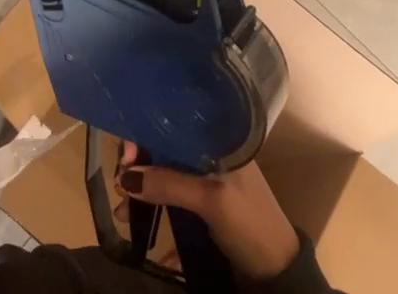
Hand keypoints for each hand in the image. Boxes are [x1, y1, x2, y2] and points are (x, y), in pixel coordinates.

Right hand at [118, 143, 300, 281]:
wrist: (277, 271)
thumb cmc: (251, 222)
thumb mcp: (211, 200)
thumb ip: (169, 184)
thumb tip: (124, 177)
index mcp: (218, 142)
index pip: (174, 126)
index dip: (147, 135)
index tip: (126, 156)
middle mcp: (209, 155)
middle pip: (165, 150)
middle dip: (139, 166)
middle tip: (121, 185)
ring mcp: (206, 181)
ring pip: (164, 175)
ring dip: (141, 191)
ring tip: (123, 211)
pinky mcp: (202, 205)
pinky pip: (170, 197)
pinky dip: (152, 206)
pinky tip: (136, 220)